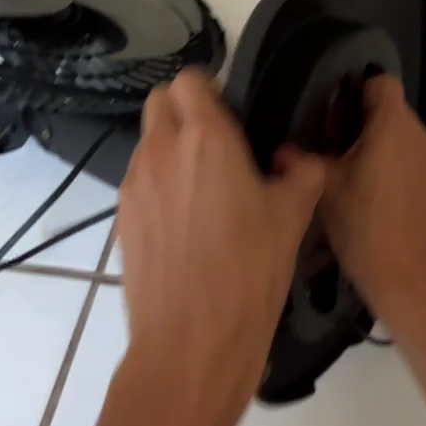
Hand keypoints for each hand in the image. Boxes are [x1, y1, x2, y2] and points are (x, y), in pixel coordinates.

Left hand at [116, 68, 327, 425]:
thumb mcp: (293, 218)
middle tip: (219, 142)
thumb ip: (303, 174)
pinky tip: (188, 223)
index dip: (213, 89)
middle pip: (160, 101)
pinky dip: (160, 183)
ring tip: (206, 189)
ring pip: (147, 141)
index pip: (191, 79)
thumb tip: (299, 160)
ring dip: (172, 147)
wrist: (191, 345)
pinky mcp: (122, 218)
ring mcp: (134, 185)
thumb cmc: (250, 273)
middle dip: (186, 109)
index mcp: (206, 139)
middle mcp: (161, 151)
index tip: (235, 114)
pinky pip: (140, 179)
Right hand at [321, 75, 425, 329]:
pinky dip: (397, 180)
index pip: (382, 83)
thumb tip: (283, 150)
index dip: (357, 89)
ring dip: (380, 154)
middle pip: (393, 115)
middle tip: (331, 149)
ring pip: (404, 147)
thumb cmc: (365, 226)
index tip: (334, 111)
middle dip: (363, 126)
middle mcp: (421, 140)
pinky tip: (375, 209)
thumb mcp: (324, 190)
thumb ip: (302, 161)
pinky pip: (415, 174)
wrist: (412, 283)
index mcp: (394, 127)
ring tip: (349, 181)